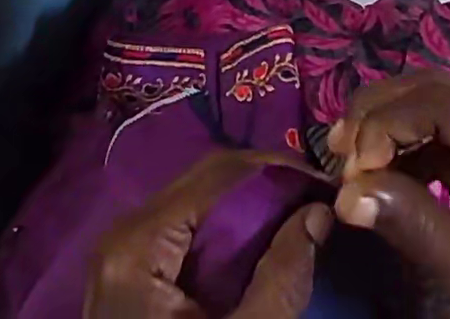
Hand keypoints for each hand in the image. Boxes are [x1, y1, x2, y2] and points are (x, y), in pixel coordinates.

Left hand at [85, 151, 333, 318]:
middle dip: (264, 181)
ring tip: (298, 206)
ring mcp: (128, 245)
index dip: (273, 169)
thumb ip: (280, 280)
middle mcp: (127, 228)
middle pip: (204, 180)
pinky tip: (263, 234)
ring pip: (198, 198)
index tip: (322, 180)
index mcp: (139, 243)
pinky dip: (229, 226)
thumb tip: (318, 212)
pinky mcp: (136, 265)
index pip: (215, 177)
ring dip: (250, 200)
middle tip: (316, 192)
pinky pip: (188, 226)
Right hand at [327, 72, 449, 318]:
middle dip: (383, 112)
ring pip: (437, 111)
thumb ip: (424, 233)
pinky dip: (406, 152)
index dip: (389, 123)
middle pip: (439, 93)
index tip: (353, 169)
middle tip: (339, 151)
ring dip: (389, 126)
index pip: (446, 104)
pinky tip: (381, 175)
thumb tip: (347, 193)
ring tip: (350, 160)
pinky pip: (445, 145)